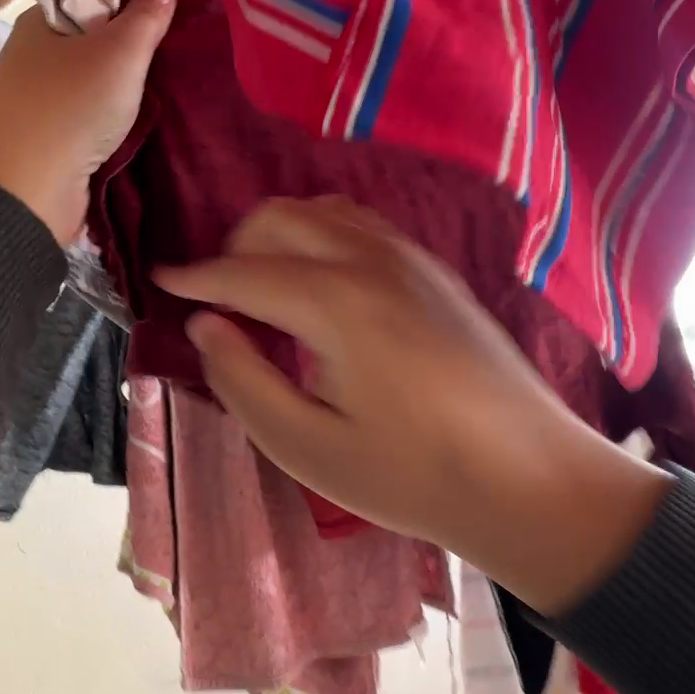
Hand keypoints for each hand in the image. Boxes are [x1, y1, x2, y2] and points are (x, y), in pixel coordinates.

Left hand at [0, 0, 175, 243]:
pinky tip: (140, 123)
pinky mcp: (47, 145)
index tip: (163, 10)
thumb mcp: (118, 53)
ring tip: (168, 85)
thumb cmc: (69, 108)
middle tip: (174, 50)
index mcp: (37, 25)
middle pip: (89, 45)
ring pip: (89, 88)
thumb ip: (144, 19)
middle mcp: (31, 61)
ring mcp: (37, 106)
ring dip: (120, 92)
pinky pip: (86, 123)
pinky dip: (110, 124)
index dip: (122, 1)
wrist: (25, 193)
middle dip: (127, 51)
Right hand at [154, 197, 673, 615]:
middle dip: (234, 249)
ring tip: (263, 288)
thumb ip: (242, 380)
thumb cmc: (413, 477)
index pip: (243, 272)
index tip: (161, 279)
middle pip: (279, 218)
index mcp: (337, 304)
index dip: (195, 277)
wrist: (533, 482)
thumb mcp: (308, 448)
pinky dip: (319, 236)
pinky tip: (319, 283)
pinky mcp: (434, 270)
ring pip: (321, 210)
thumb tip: (205, 326)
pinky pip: (358, 225)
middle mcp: (371, 261)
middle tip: (217, 298)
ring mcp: (410, 258)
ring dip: (278, 236)